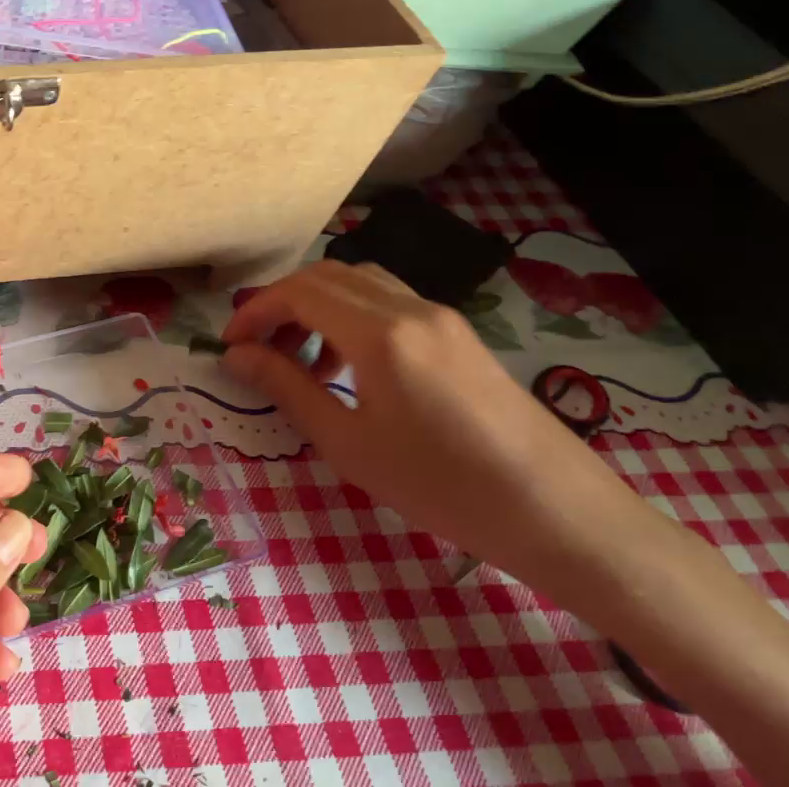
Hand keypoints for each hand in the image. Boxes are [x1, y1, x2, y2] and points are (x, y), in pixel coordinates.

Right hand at [221, 262, 788, 786]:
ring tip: (305, 364)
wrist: (559, 514)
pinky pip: (391, 305)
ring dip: (319, 308)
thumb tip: (237, 355)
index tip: (229, 345)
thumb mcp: (348, 443)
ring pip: (362, 284)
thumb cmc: (442, 486)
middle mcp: (412, 308)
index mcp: (380, 332)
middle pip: (329, 275)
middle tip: (259, 350)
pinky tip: (352, 371)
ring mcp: (443, 318)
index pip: (298, 290)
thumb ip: (288, 388)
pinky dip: (353, 319)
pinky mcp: (461, 336)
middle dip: (282, 303)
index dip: (254, 310)